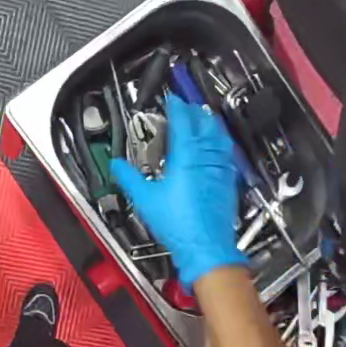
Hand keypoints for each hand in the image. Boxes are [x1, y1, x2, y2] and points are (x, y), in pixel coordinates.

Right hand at [110, 92, 244, 288]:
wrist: (207, 247)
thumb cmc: (180, 225)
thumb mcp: (146, 199)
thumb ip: (130, 178)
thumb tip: (117, 165)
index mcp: (186, 156)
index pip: (184, 121)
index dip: (178, 106)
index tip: (173, 99)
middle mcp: (207, 157)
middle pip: (206, 123)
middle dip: (196, 111)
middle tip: (187, 106)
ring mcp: (220, 168)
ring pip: (220, 136)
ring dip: (211, 123)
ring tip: (204, 119)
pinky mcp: (228, 181)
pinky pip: (226, 153)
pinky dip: (221, 142)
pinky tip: (217, 147)